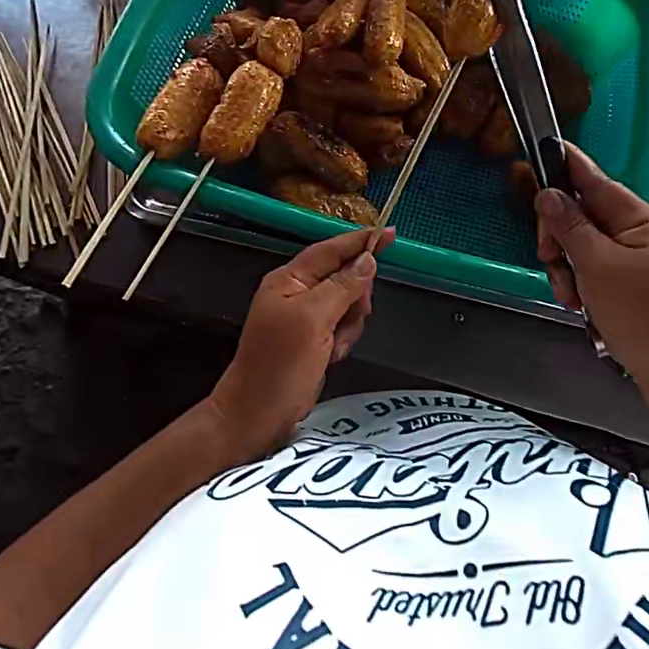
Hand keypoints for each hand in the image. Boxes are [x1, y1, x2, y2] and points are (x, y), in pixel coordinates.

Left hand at [207, 227, 392, 455]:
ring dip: (349, 326)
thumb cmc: (278, 365)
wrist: (257, 415)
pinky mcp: (315, 338)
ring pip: (350, 305)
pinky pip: (344, 327)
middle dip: (354, 300)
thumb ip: (343, 286)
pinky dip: (344, 341)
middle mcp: (298, 293)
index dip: (361, 241)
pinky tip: (331, 356)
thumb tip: (368, 260)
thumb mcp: (313, 320)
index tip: (391, 233)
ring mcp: (307, 317)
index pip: (331, 250)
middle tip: (348, 319)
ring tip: (332, 346)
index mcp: (290, 280)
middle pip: (346, 278)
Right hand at [534, 145, 648, 378]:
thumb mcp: (597, 266)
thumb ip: (570, 226)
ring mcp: (643, 260)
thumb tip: (549, 194)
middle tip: (549, 260)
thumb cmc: (642, 317)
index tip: (545, 150)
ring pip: (588, 248)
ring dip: (570, 269)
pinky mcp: (638, 284)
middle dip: (561, 240)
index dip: (568, 167)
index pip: (597, 181)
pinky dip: (585, 285)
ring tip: (573, 298)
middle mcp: (646, 233)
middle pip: (586, 218)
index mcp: (644, 220)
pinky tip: (584, 307)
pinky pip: (599, 270)